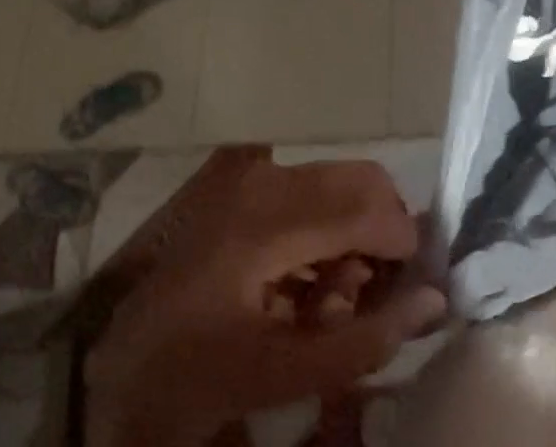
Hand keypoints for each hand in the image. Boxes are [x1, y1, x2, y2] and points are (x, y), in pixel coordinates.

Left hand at [82, 156, 447, 446]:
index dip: (406, 246)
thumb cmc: (198, 376)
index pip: (368, 208)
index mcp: (265, 223)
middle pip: (362, 181)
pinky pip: (313, 191)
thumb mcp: (283, 375)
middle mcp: (262, 182)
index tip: (416, 291)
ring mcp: (249, 179)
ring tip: (339, 300)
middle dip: (384, 235)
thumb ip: (365, 340)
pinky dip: (331, 231)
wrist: (120, 371)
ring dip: (358, 235)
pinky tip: (314, 286)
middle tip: (381, 294)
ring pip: (341, 184)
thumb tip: (434, 301)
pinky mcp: (244, 187)